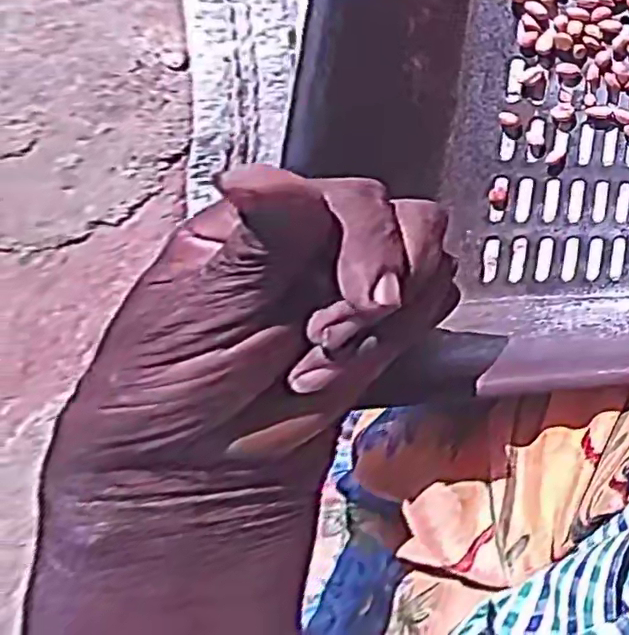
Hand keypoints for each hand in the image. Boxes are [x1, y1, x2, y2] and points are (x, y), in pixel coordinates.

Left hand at [36, 166, 454, 579]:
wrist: (203, 469)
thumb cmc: (169, 391)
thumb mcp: (195, 314)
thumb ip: (254, 245)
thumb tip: (260, 177)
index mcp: (271, 221)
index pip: (353, 196)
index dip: (370, 237)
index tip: (366, 294)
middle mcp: (329, 236)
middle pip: (412, 218)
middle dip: (390, 277)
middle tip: (342, 330)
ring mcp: (370, 269)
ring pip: (435, 257)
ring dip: (394, 315)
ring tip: (330, 354)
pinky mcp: (402, 306)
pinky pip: (441, 296)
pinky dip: (407, 332)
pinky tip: (354, 359)